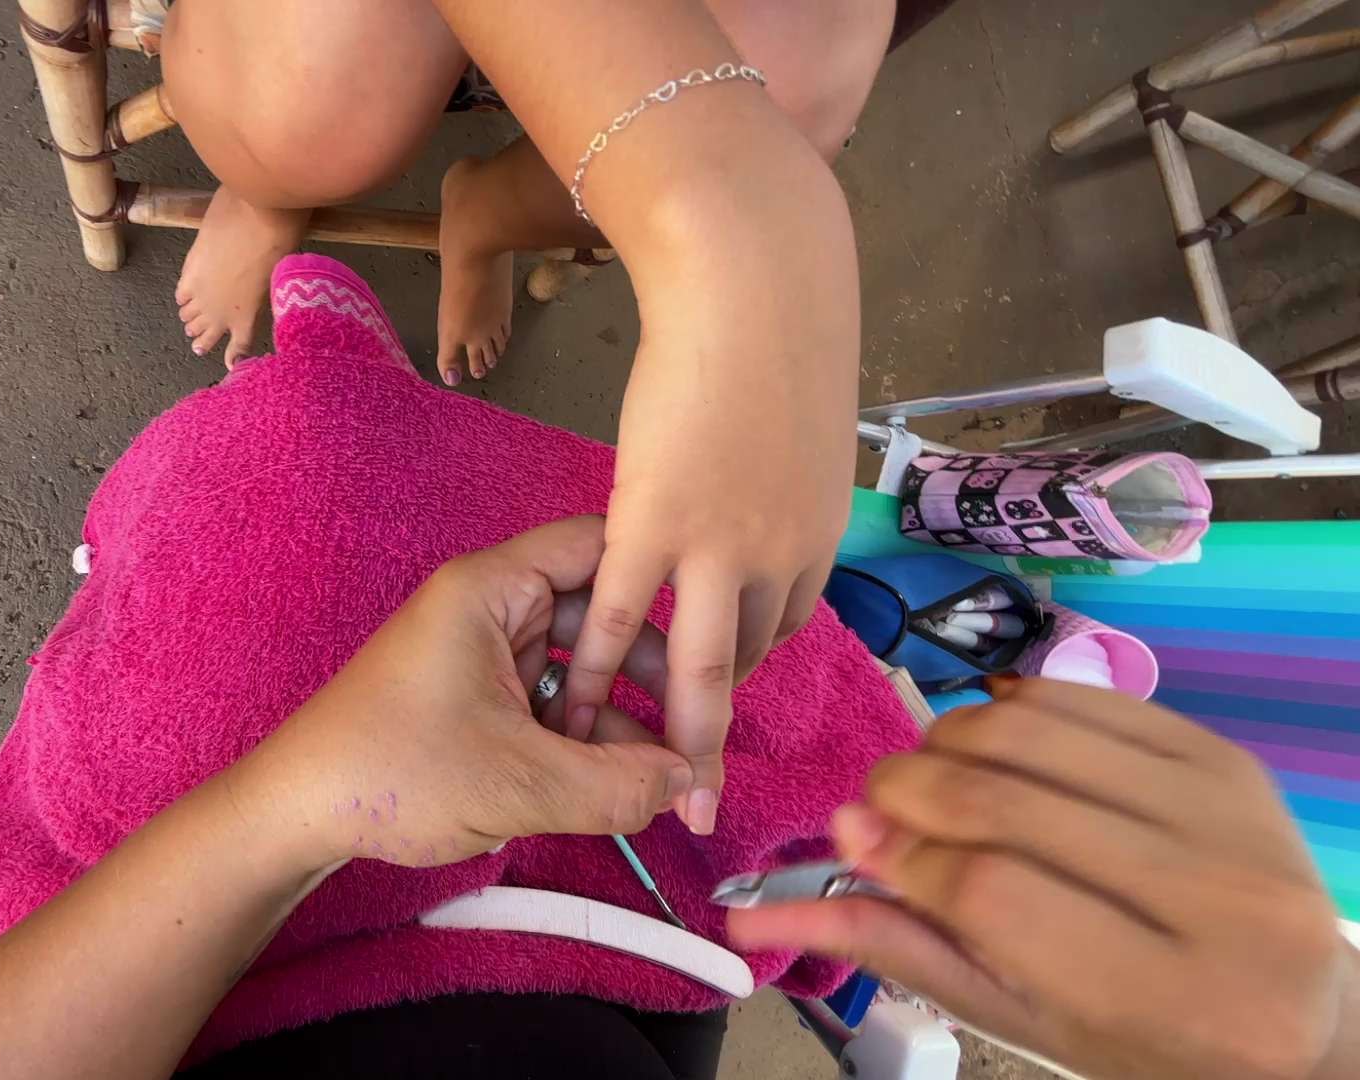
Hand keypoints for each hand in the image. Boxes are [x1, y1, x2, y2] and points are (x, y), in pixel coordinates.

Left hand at [236, 516, 695, 870]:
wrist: (302, 809)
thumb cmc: (389, 771)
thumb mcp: (519, 782)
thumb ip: (618, 786)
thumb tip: (686, 783)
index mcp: (490, 588)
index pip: (595, 548)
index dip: (656, 583)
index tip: (710, 632)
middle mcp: (489, 605)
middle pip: (597, 614)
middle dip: (645, 678)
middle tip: (692, 739)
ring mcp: (484, 649)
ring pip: (577, 664)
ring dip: (617, 720)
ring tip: (656, 780)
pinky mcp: (479, 691)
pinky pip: (549, 699)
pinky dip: (582, 737)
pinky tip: (611, 782)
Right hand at [564, 285, 855, 834]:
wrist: (753, 283)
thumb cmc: (777, 336)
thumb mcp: (799, 427)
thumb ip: (777, 481)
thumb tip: (747, 491)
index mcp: (816, 531)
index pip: (783, 620)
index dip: (746, 658)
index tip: (718, 677)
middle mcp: (779, 556)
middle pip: (746, 657)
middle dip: (721, 730)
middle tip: (701, 790)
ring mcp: (718, 546)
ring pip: (694, 660)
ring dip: (664, 723)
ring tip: (638, 772)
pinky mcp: (653, 525)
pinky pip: (621, 615)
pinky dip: (601, 667)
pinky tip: (579, 703)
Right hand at [729, 677, 1359, 1079]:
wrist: (1295, 1012)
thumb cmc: (1132, 1029)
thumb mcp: (1005, 1011)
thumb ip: (886, 946)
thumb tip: (751, 913)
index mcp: (1177, 999)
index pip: (986, 889)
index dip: (896, 855)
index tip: (855, 842)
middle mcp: (1229, 904)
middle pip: (995, 799)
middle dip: (901, 791)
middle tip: (884, 806)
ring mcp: (1233, 816)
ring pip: (1016, 732)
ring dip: (939, 743)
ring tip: (940, 780)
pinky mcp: (1224, 754)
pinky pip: (1064, 697)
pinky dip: (997, 709)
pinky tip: (994, 749)